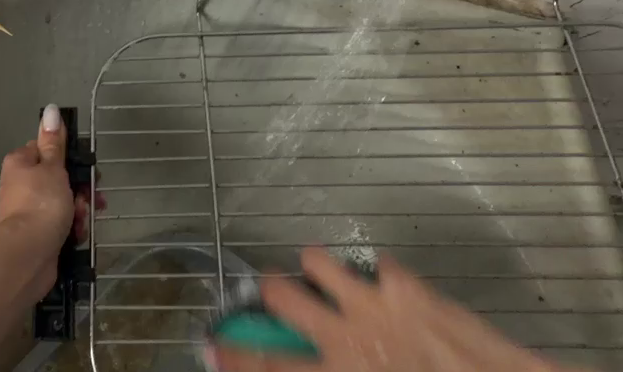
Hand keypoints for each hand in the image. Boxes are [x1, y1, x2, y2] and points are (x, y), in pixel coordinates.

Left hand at [0, 104, 79, 253]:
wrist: (28, 256)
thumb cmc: (41, 203)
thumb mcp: (53, 168)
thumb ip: (54, 142)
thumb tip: (50, 109)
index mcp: (20, 164)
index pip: (46, 151)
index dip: (69, 159)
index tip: (87, 169)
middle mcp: (20, 185)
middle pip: (57, 179)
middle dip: (79, 189)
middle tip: (92, 198)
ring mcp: (27, 212)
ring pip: (61, 203)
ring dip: (78, 210)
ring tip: (82, 220)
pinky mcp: (35, 235)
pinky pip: (59, 225)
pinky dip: (71, 228)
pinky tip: (78, 234)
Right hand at [210, 248, 562, 371]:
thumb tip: (315, 363)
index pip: (266, 363)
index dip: (233, 351)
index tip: (212, 339)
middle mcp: (346, 336)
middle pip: (280, 293)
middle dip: (272, 292)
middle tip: (281, 298)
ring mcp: (377, 303)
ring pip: (319, 260)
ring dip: (318, 271)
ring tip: (329, 280)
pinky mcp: (410, 285)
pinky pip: (376, 265)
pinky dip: (376, 276)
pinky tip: (390, 291)